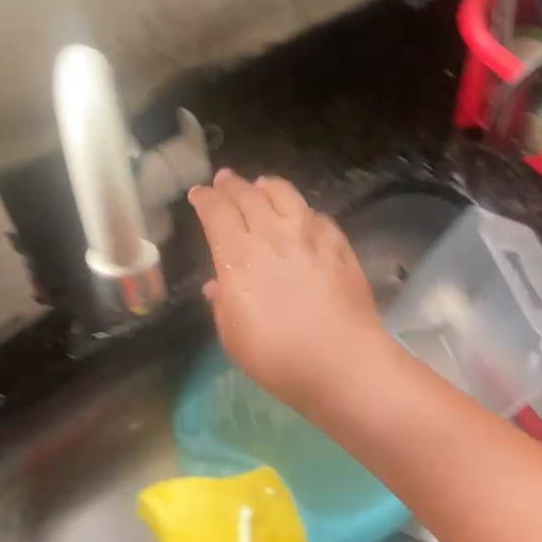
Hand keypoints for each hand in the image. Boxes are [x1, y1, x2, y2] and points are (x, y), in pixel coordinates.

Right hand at [190, 169, 393, 412]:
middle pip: (249, 196)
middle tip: (225, 180)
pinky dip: (304, 210)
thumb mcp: (234, 339)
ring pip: (286, 195)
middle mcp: (273, 236)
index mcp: (238, 257)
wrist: (342, 361)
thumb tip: (218, 285)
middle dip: (232, 185)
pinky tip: (304, 215)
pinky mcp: (340, 246)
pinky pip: (318, 216)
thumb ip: (224, 306)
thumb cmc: (278, 358)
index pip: (217, 213)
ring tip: (262, 185)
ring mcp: (311, 237)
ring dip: (268, 186)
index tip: (198, 194)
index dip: (205, 199)